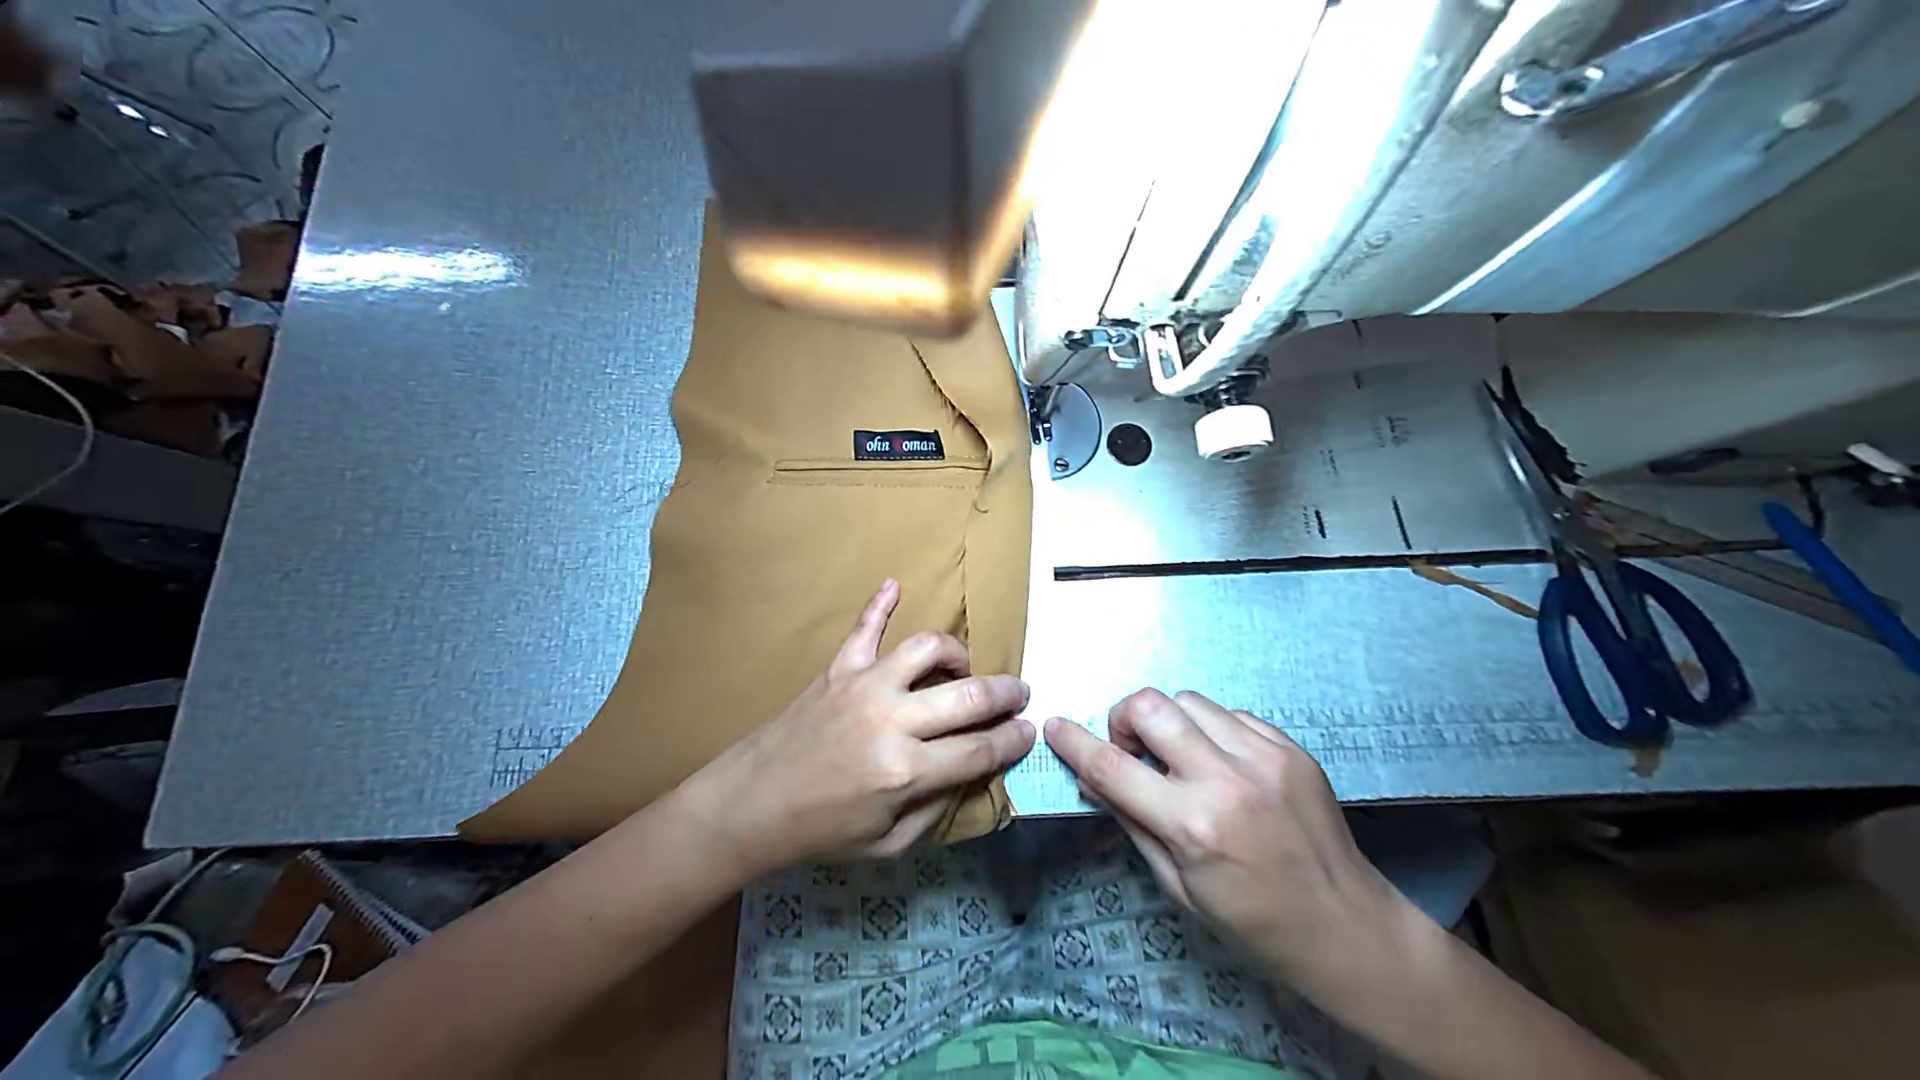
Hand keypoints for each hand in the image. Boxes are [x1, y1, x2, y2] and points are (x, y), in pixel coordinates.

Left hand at [685, 579, 1034, 869]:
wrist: (751, 805)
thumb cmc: (822, 832)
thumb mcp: (889, 844)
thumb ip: (937, 805)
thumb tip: (970, 769)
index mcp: (906, 771)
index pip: (980, 749)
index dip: (1013, 740)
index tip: (1030, 730)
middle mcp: (891, 719)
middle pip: (969, 695)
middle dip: (1007, 693)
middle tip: (1020, 693)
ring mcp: (863, 686)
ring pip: (927, 648)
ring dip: (957, 654)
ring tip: (963, 667)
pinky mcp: (838, 670)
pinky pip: (864, 628)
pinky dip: (879, 603)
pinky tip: (894, 584)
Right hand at [1044, 689, 1416, 985]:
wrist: (1346, 926)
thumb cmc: (1251, 921)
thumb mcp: (1176, 885)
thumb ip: (1131, 821)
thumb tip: (1093, 777)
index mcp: (1192, 825)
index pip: (1111, 767)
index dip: (1074, 743)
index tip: (1056, 727)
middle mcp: (1226, 779)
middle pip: (1151, 707)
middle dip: (1125, 719)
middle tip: (1133, 749)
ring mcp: (1264, 756)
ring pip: (1189, 700)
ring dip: (1170, 723)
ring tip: (1181, 758)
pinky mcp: (1290, 747)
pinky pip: (1231, 714)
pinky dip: (1211, 732)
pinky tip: (1223, 764)